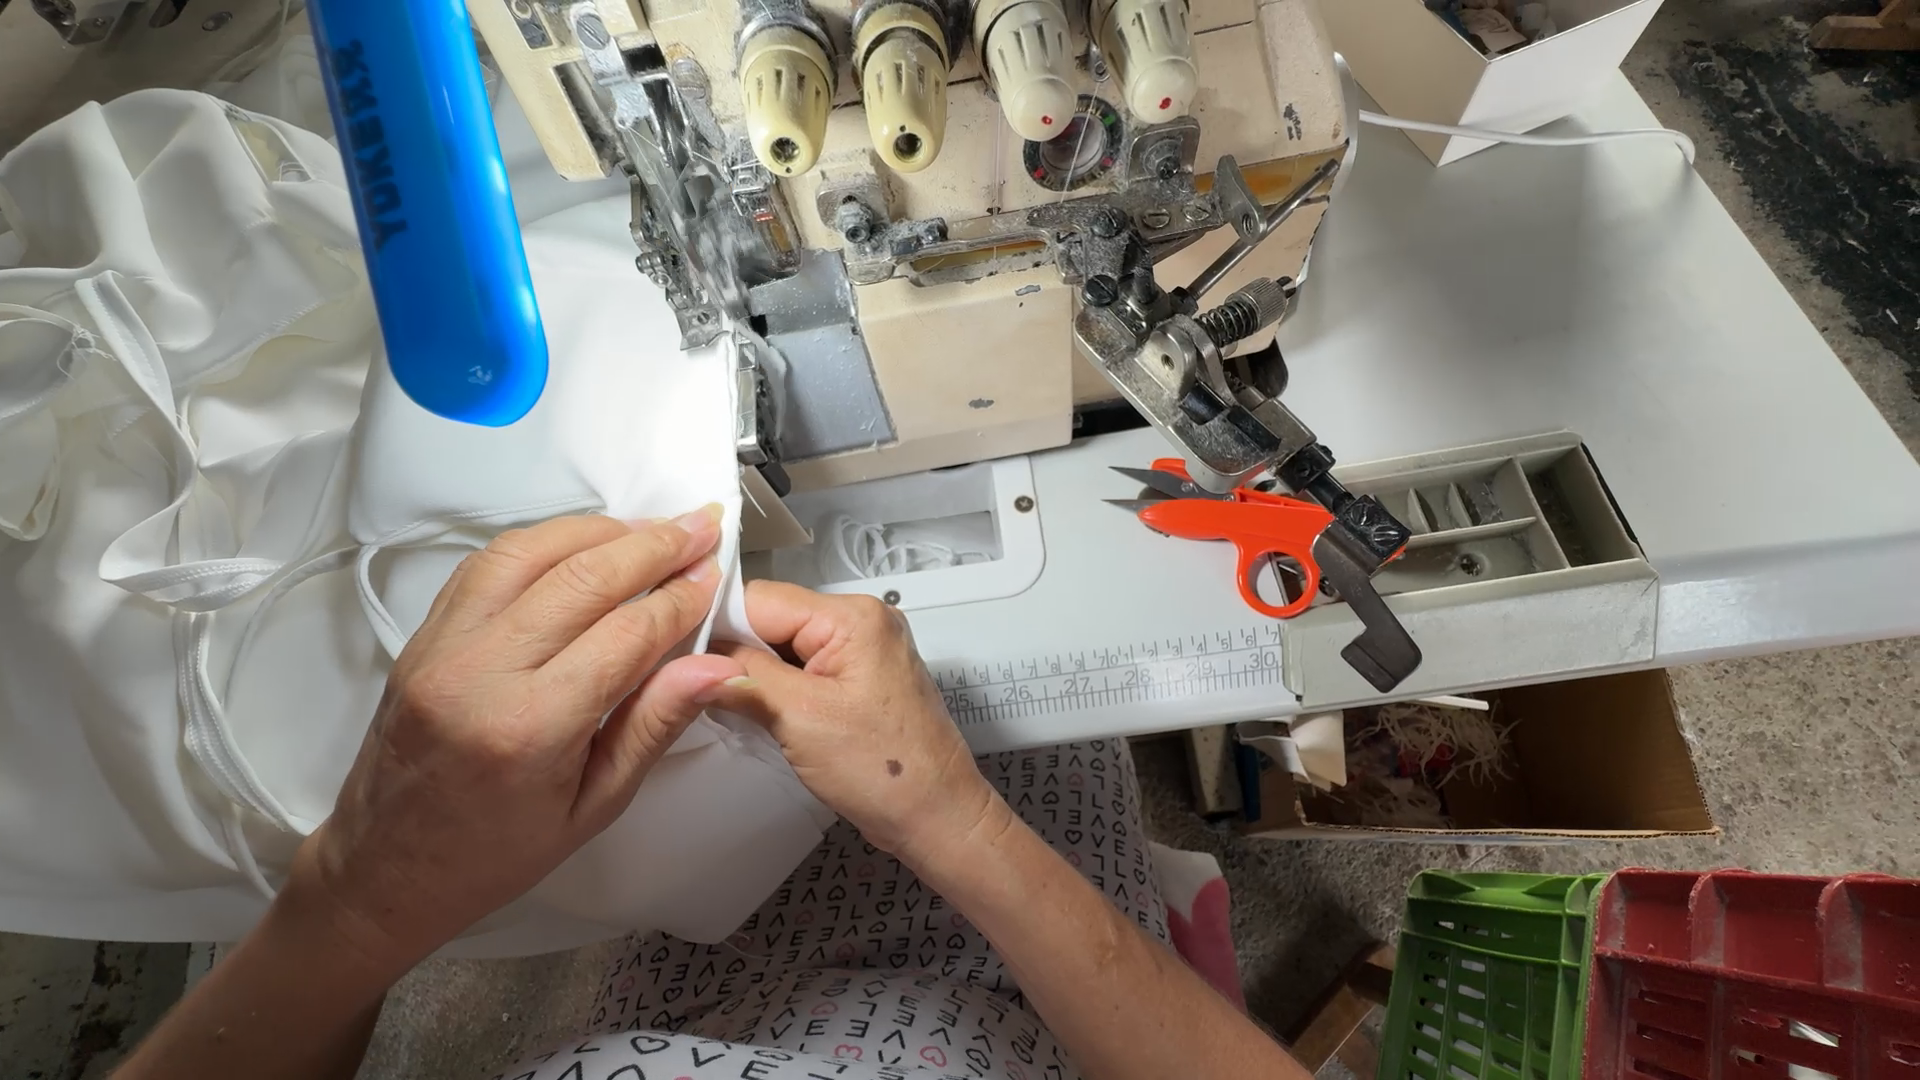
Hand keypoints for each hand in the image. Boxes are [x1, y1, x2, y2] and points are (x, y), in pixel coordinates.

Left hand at [287, 510, 745, 973]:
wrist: (381, 872)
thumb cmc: (500, 853)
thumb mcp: (599, 804)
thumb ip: (657, 724)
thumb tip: (719, 666)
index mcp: (530, 726)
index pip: (627, 633)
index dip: (681, 598)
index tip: (716, 576)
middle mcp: (479, 671)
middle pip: (584, 578)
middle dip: (655, 546)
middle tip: (702, 526)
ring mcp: (441, 645)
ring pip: (532, 552)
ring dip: (602, 530)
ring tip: (654, 529)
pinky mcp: (424, 634)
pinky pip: (491, 562)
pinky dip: (549, 539)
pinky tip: (588, 541)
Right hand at [705, 581, 1002, 865]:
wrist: (936, 813)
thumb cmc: (881, 769)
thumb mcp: (800, 719)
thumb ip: (745, 679)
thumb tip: (694, 660)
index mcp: (853, 616)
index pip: (763, 599)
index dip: (717, 625)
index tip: (676, 654)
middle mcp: (862, 619)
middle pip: (774, 619)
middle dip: (738, 653)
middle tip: (700, 688)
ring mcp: (864, 647)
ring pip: (787, 645)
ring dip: (757, 674)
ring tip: (730, 705)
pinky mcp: (861, 675)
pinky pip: (806, 666)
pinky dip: (780, 687)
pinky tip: (761, 711)